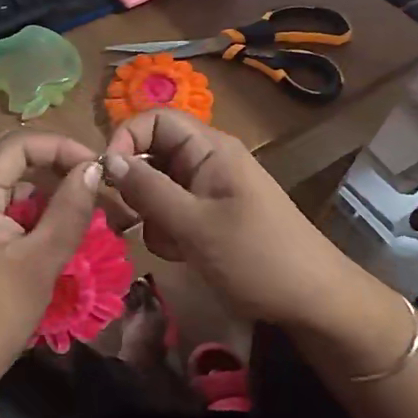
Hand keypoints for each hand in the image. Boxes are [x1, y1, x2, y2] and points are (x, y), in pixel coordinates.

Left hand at [0, 131, 101, 412]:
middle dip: (53, 168)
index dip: (63, 147)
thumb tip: (94, 167)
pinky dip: (20, 216)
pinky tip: (43, 239)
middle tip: (91, 188)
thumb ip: (69, 209)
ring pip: (0, 188)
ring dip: (39, 194)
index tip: (99, 168)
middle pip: (8, 160)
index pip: (20, 143)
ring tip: (76, 217)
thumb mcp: (39, 263)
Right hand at [103, 109, 356, 326]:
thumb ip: (148, 190)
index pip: (155, 119)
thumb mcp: (194, 225)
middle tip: (133, 221)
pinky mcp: (211, 215)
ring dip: (153, 215)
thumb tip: (106, 158)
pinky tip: (184, 254)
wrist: (311, 299)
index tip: (107, 177)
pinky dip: (169, 231)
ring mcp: (210, 188)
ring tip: (173, 244)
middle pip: (152, 154)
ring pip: (158, 187)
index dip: (126, 139)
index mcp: (210, 147)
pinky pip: (174, 210)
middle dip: (137, 187)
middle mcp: (207, 160)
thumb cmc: (256, 256)